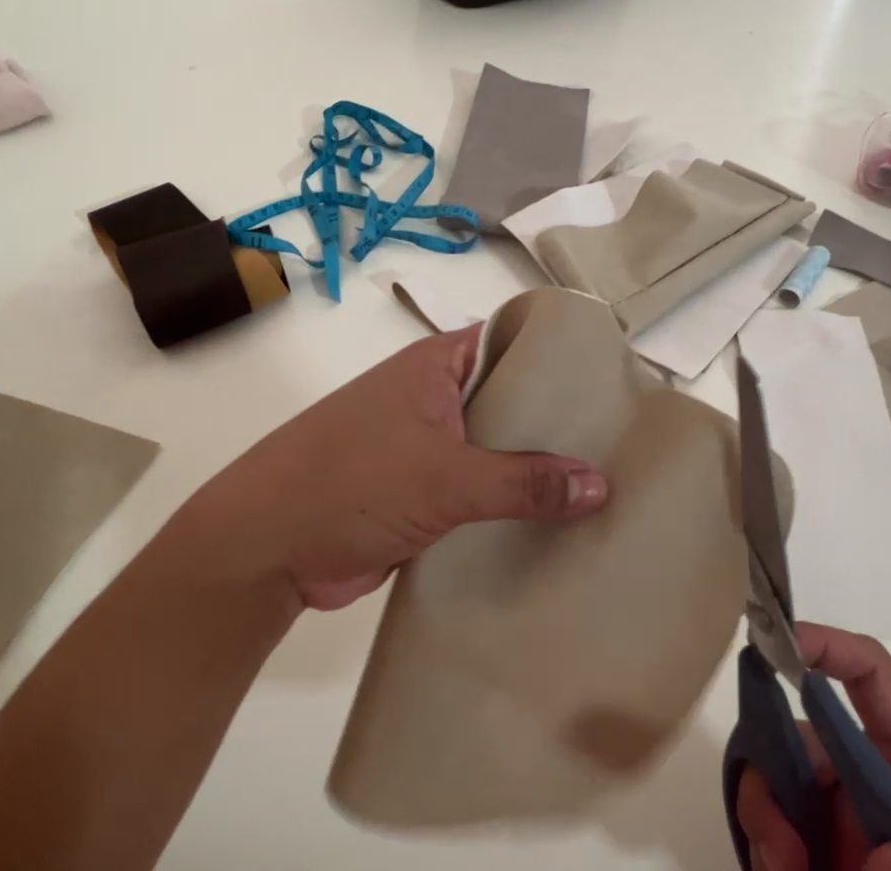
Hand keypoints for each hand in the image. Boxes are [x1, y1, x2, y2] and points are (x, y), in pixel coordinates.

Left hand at [190, 324, 608, 609]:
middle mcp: (434, 400)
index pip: (512, 340)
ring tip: (608, 486)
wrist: (264, 550)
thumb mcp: (444, 477)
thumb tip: (601, 484)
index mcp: (435, 367)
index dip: (562, 354)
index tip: (618, 378)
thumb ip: (523, 481)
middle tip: (627, 442)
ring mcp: (427, 450)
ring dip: (537, 471)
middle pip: (511, 400)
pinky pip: (480, 493)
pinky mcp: (421, 496)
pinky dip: (510, 507)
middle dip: (561, 421)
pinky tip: (558, 526)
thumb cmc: (349, 485)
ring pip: (497, 452)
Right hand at [735, 624, 890, 870]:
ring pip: (780, 788)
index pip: (874, 679)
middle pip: (804, 738)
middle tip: (781, 852)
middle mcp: (877, 776)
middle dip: (774, 779)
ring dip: (767, 827)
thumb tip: (886, 854)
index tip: (774, 644)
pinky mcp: (828, 849)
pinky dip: (768, 853)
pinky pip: (776, 833)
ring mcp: (849, 816)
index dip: (825, 647)